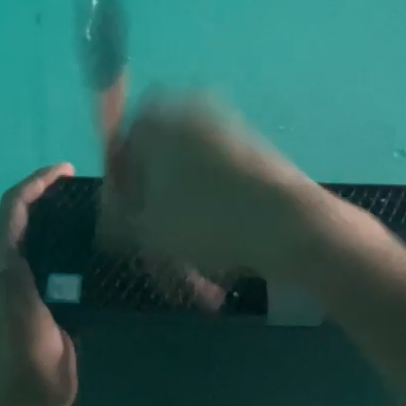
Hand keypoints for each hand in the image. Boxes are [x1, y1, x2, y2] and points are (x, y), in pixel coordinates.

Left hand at [0, 163, 78, 405]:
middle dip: (48, 194)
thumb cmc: (25, 364)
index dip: (37, 182)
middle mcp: (0, 268)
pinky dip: (63, 243)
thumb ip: (12, 276)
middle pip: (21, 216)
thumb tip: (8, 240)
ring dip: (56, 217)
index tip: (68, 170)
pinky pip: (45, 259)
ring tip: (93, 210)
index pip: (13, 208)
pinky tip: (91, 247)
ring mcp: (14, 285)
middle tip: (87, 188)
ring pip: (33, 236)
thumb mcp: (21, 318)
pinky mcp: (30, 300)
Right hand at [105, 94, 327, 278]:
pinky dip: (215, 233)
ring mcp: (227, 136)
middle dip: (159, 235)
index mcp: (156, 118)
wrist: (292, 225)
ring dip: (188, 246)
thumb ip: (117, 220)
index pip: (119, 155)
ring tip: (198, 289)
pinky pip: (220, 198)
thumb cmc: (207, 220)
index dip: (119, 201)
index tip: (123, 238)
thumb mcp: (146, 228)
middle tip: (162, 272)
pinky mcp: (255, 161)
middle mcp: (190, 117)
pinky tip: (220, 275)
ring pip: (191, 197)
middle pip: (158, 181)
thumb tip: (114, 220)